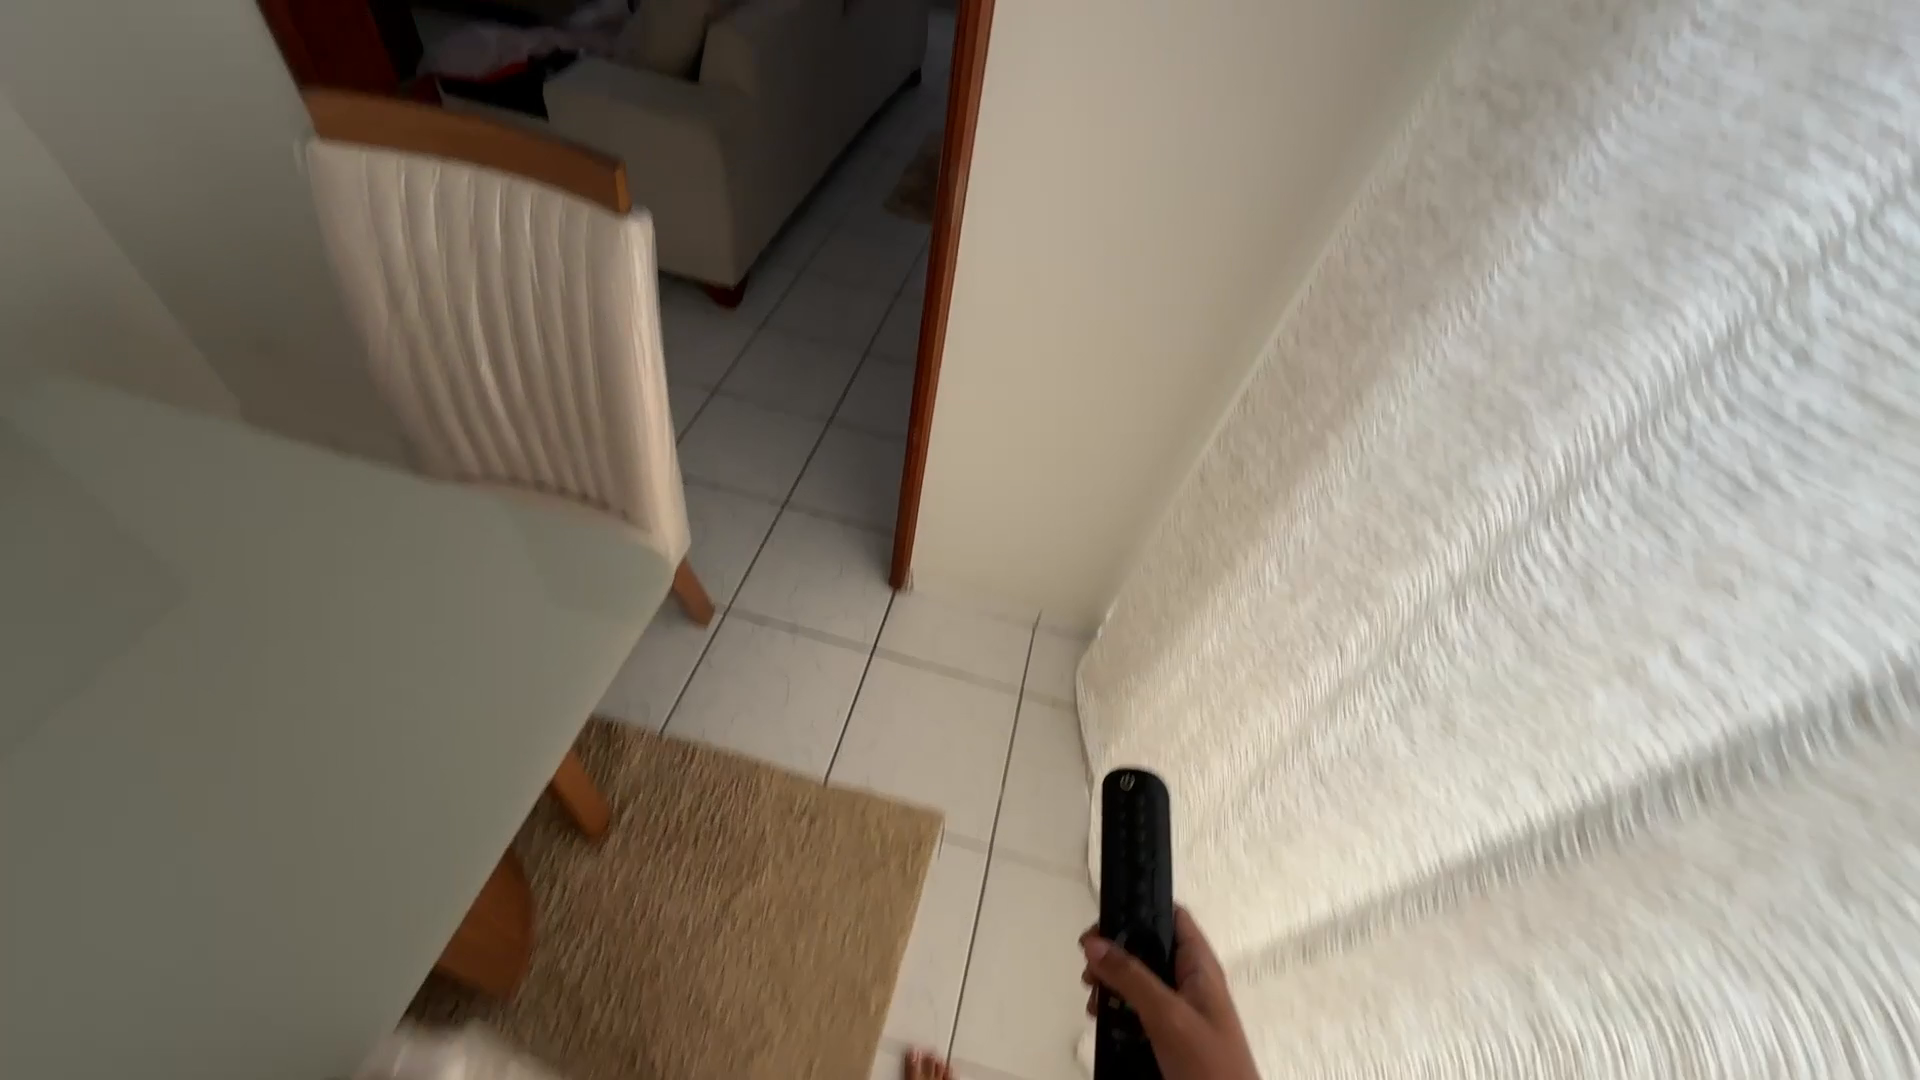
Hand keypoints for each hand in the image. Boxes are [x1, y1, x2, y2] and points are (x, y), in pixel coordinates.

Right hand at [1080, 907, 1260, 1079]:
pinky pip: (1138, 1009)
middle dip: (1114, 952)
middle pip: (1146, 947)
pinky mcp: (1170, 1035)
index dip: (1140, 908)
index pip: (1171, 915)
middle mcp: (1189, 980)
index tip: (1103, 922)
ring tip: (1092, 999)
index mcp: (1199, 965)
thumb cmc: (1207, 1064)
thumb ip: (1131, 977)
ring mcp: (1180, 1009)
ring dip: (1111, 983)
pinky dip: (1117, 1009)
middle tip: (1089, 967)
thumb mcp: (1167, 1015)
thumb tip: (1092, 942)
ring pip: (1138, 979)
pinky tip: (1100, 1019)